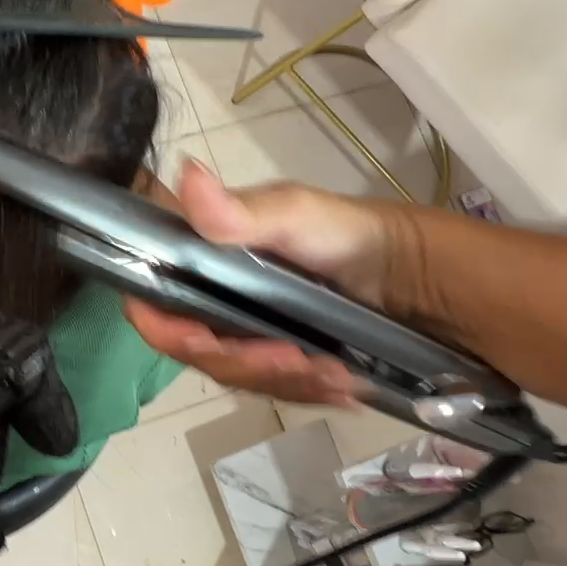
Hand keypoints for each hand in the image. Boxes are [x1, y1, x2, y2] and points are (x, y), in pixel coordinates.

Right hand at [124, 160, 412, 405]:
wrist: (413, 271)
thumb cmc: (342, 233)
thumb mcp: (293, 214)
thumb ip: (237, 212)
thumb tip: (187, 174)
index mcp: (197, 268)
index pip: (153, 306)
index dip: (162, 326)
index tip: (197, 337)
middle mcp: (211, 305)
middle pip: (194, 351)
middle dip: (239, 362)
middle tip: (290, 356)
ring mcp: (244, 337)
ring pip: (236, 377)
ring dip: (280, 380)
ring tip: (332, 369)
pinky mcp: (279, 364)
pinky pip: (276, 391)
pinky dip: (306, 391)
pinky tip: (340, 382)